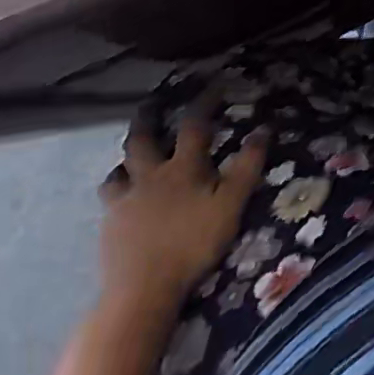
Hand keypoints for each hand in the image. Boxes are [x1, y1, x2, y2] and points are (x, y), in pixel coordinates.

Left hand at [98, 101, 267, 307]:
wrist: (142, 289)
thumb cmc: (193, 243)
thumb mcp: (231, 203)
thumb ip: (248, 166)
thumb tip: (264, 128)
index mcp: (182, 167)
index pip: (194, 125)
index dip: (205, 102)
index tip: (214, 85)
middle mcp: (150, 176)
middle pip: (142, 140)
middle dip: (147, 119)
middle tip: (150, 105)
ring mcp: (124, 202)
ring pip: (119, 170)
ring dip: (126, 159)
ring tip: (130, 157)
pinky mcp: (109, 227)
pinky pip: (109, 200)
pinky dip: (117, 191)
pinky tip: (121, 199)